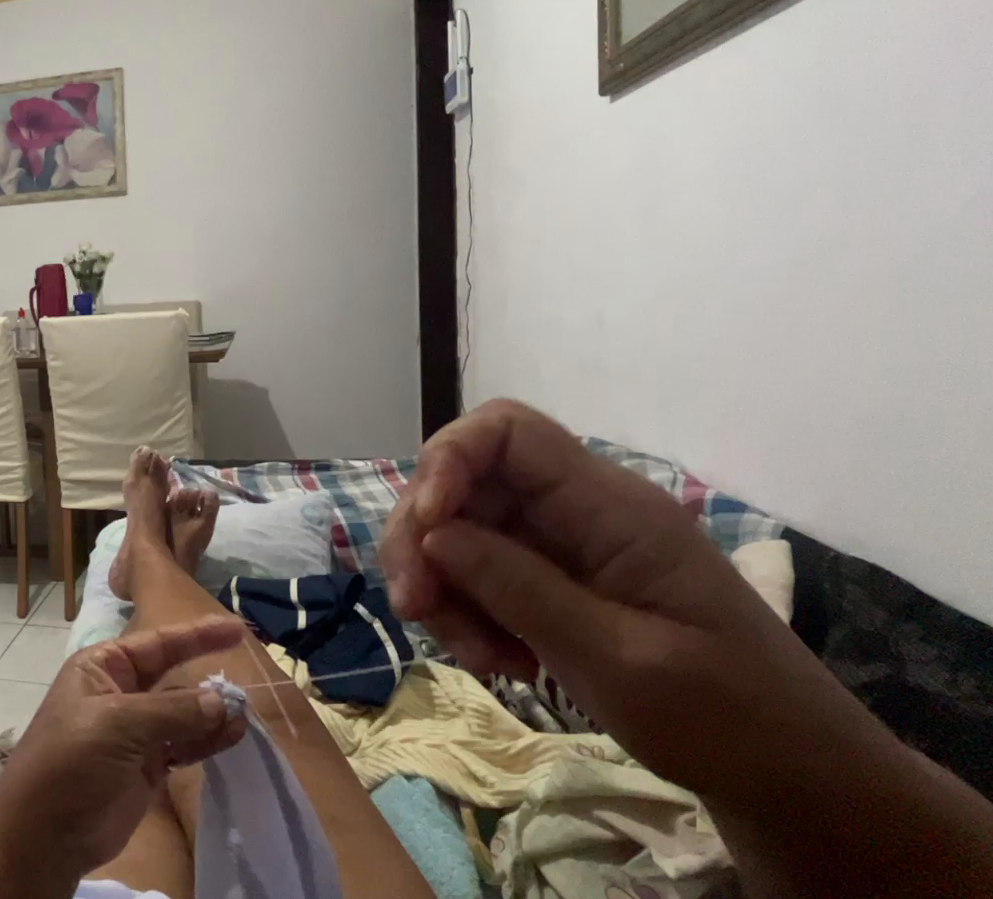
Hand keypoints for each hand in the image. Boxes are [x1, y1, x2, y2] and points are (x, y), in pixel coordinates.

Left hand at [0, 616, 247, 888]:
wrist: (46, 832)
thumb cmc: (71, 759)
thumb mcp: (118, 723)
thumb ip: (174, 710)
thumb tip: (222, 700)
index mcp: (102, 667)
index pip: (156, 642)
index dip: (196, 634)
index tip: (236, 628)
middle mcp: (119, 692)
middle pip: (172, 675)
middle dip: (207, 675)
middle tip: (250, 678)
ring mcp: (134, 731)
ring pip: (183, 712)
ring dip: (212, 713)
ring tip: (244, 714)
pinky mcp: (147, 766)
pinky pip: (184, 744)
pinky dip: (207, 740)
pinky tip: (232, 735)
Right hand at [378, 399, 808, 798]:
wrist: (795, 778)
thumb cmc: (727, 718)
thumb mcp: (619, 660)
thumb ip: (520, 589)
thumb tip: (432, 533)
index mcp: (611, 507)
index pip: (505, 431)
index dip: (447, 461)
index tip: (425, 529)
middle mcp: (577, 510)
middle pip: (463, 484)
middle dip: (423, 541)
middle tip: (415, 609)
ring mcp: (561, 544)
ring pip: (458, 533)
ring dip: (442, 590)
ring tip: (478, 658)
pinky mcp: (550, 579)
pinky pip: (476, 574)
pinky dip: (465, 614)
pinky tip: (498, 662)